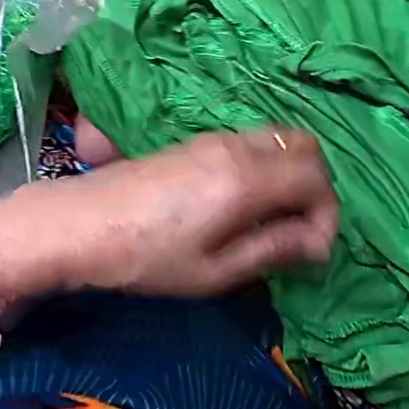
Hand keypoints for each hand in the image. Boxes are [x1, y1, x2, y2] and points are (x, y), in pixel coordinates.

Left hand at [0, 130, 339, 298]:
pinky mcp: (195, 141)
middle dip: (317, 187)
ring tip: (273, 220)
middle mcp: (236, 147)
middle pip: (304, 145)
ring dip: (291, 174)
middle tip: (300, 230)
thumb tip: (316, 241)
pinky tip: (244, 202)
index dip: (327, 215)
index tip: (311, 251)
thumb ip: (273, 248)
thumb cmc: (147, 257)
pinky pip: (251, 141)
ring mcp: (213, 139)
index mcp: (246, 179)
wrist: (81, 223)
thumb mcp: (215, 270)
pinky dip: (267, 165)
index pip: (316, 177)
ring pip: (277, 138)